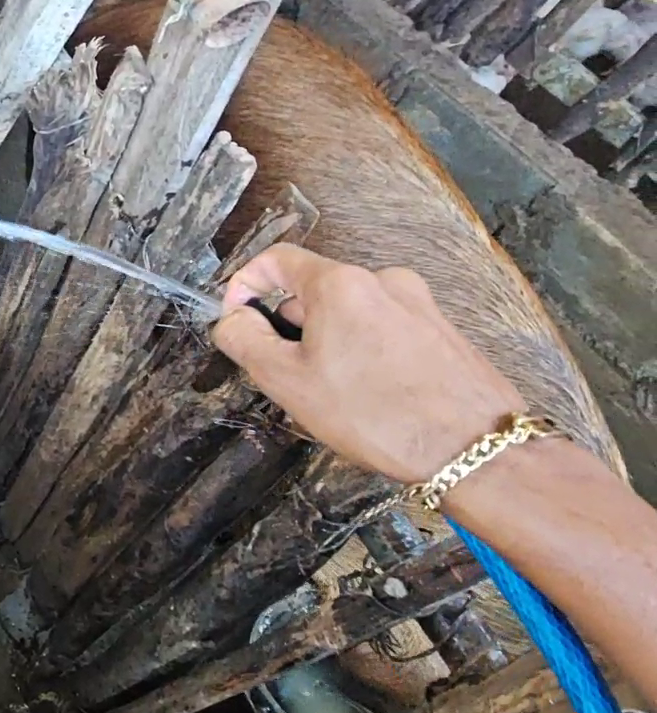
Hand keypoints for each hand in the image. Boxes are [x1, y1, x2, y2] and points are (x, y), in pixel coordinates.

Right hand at [211, 244, 525, 485]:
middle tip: (283, 371)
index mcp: (342, 285)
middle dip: (287, 325)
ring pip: (346, 313)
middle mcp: (385, 281)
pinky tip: (367, 392)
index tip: (236, 320)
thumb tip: (233, 319)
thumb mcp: (283, 378)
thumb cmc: (372, 413)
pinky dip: (359, 351)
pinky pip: (381, 329)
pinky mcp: (443, 332)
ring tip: (328, 389)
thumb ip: (242, 338)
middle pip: (312, 290)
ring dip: (323, 341)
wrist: (479, 453)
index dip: (244, 285)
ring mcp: (421, 305)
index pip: (276, 259)